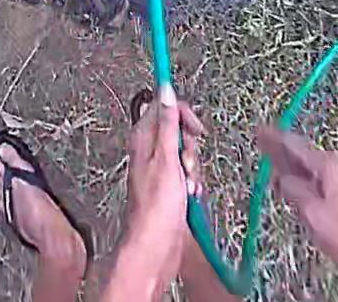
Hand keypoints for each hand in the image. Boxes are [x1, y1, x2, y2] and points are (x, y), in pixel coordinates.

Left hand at [106, 88, 203, 298]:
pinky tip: (190, 195)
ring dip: (192, 167)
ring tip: (187, 184)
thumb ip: (167, 122)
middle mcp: (149, 149)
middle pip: (177, 129)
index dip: (182, 114)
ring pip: (184, 152)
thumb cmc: (156, 207)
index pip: (164, 106)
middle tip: (186, 162)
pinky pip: (186, 172)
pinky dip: (192, 181)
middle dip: (189, 145)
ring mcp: (160, 167)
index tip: (194, 129)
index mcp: (144, 136)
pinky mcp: (169, 185)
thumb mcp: (166, 158)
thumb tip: (165, 88)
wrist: (156, 248)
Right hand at [256, 128, 337, 301]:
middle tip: (262, 142)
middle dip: (281, 150)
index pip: (295, 145)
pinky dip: (301, 181)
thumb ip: (293, 190)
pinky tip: (293, 187)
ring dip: (290, 167)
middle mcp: (336, 171)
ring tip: (272, 164)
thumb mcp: (311, 212)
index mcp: (327, 166)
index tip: (260, 131)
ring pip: (309, 170)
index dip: (275, 138)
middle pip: (302, 155)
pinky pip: (316, 183)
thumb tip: (282, 179)